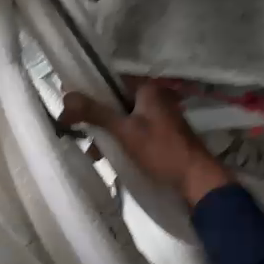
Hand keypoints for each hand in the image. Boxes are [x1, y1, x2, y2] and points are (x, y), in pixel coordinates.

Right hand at [59, 82, 231, 206]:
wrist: (199, 183)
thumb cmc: (161, 150)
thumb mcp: (124, 131)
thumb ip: (94, 112)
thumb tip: (64, 97)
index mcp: (147, 89)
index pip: (109, 79)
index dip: (87, 88)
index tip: (69, 101)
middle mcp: (153, 98)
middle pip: (114, 100)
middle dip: (94, 116)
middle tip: (75, 128)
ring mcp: (158, 118)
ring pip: (121, 118)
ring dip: (105, 132)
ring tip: (92, 152)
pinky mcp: (160, 136)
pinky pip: (131, 132)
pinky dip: (118, 141)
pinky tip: (107, 157)